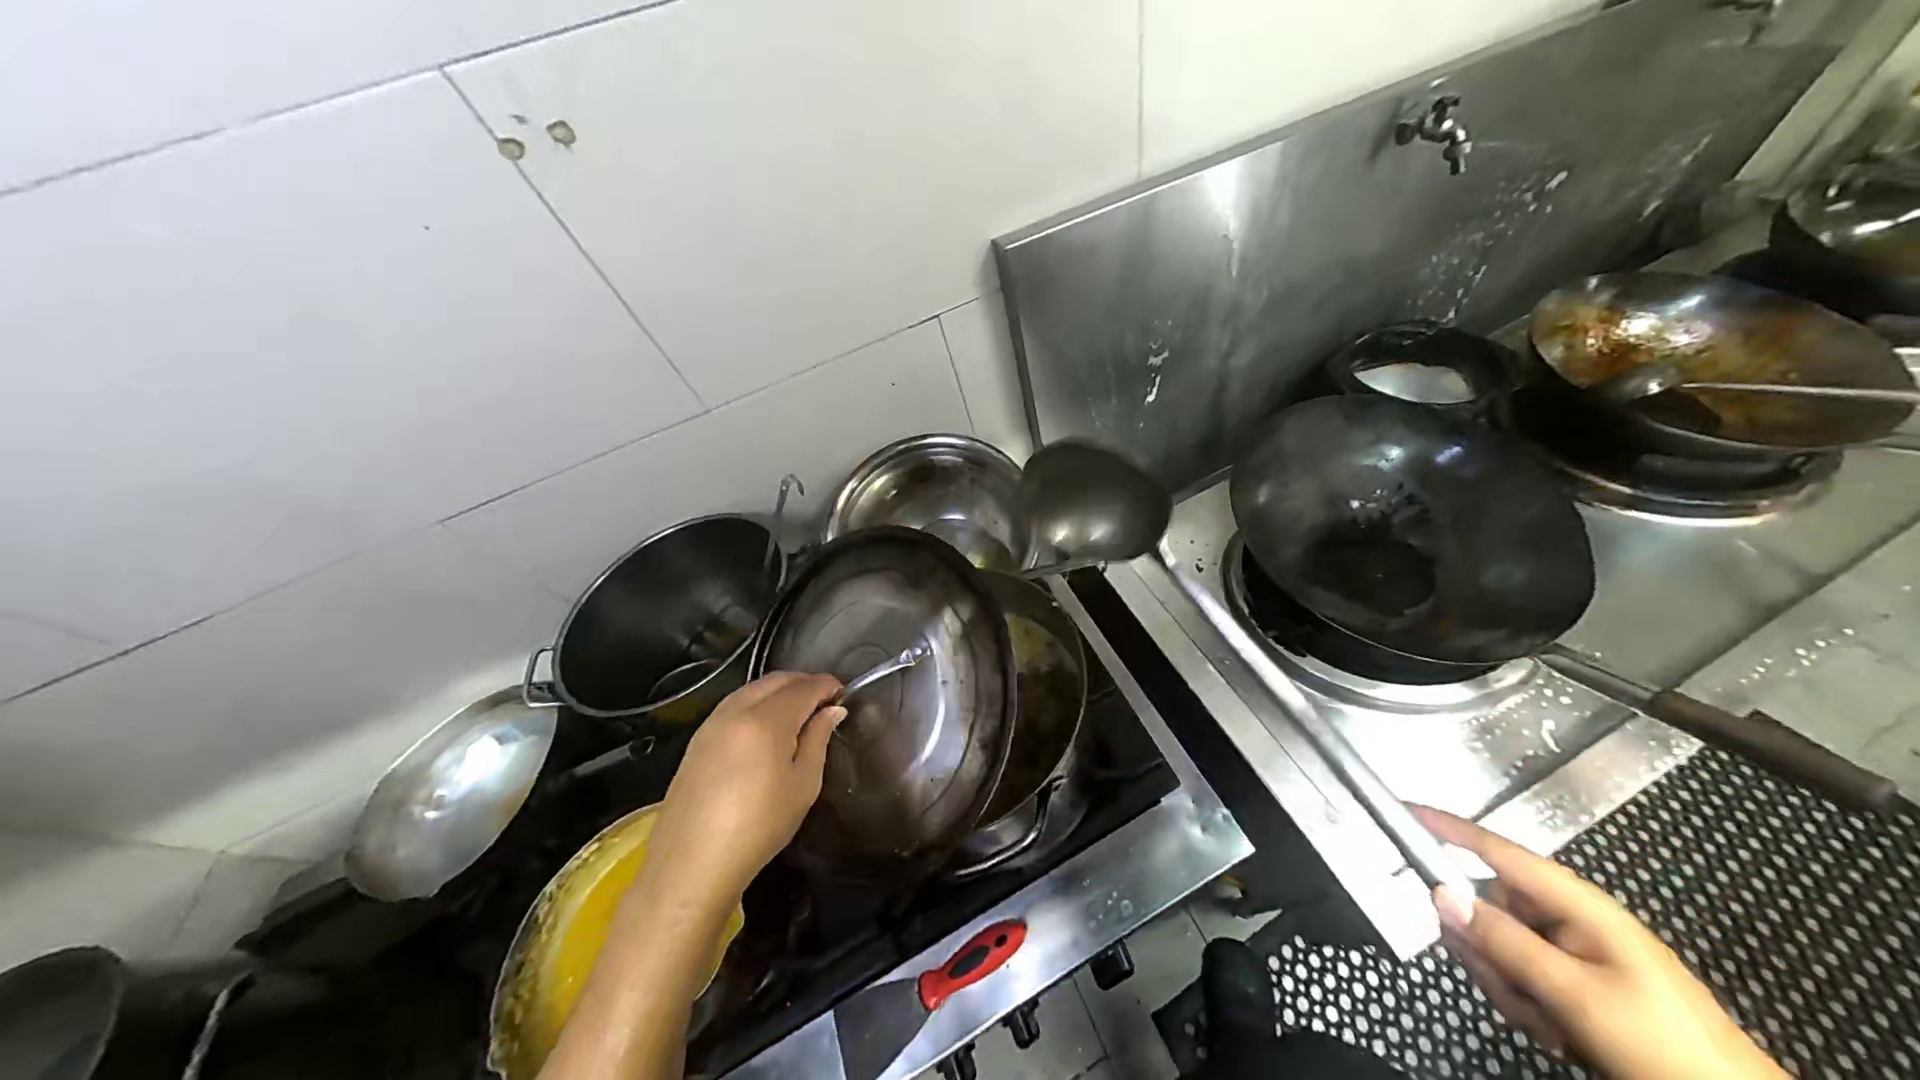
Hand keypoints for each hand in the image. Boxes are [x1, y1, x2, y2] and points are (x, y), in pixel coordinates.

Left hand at [642, 672, 846, 910]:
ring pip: (752, 689)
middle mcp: (736, 711)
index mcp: (766, 720)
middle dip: (804, 683)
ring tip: (798, 713)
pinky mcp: (697, 740)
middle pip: (776, 680)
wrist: (692, 864)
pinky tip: (765, 727)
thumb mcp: (802, 786)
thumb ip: (818, 740)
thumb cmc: (758, 827)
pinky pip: (733, 705)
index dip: (827, 685)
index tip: (844, 692)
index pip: (804, 687)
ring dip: (779, 691)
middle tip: (825, 701)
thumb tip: (832, 710)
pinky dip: (756, 703)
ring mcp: (711, 723)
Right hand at [1412, 805, 1785, 1079]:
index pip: (1498, 851)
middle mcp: (1570, 918)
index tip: (1405, 810)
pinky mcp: (1576, 980)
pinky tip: (1557, 1035)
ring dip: (1508, 986)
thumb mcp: (1574, 995)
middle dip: (1487, 952)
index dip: (1449, 828)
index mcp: (1578, 905)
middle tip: (1513, 995)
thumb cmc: (1662, 1046)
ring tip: (1548, 1027)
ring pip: (1499, 946)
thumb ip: (1503, 942)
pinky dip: (1525, 1003)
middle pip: (1489, 907)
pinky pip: (1519, 973)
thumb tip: (1440, 893)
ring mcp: (1575, 950)